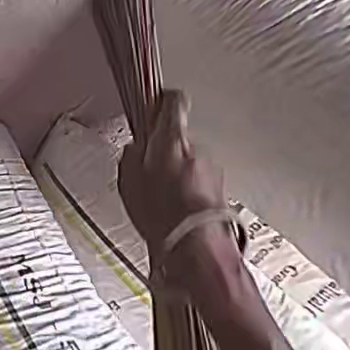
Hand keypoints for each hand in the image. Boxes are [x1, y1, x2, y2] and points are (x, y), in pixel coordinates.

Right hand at [118, 90, 228, 251]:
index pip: (173, 102)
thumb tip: (136, 147)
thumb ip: (132, 155)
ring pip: (189, 158)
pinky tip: (174, 207)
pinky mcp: (220, 187)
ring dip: (176, 170)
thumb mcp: (129, 181)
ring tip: (161, 194)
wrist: (195, 248)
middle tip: (147, 167)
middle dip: (163, 148)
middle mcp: (196, 149)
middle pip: (177, 135)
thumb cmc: (162, 215)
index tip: (153, 105)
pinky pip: (198, 178)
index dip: (161, 101)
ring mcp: (212, 168)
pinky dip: (187, 187)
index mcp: (171, 140)